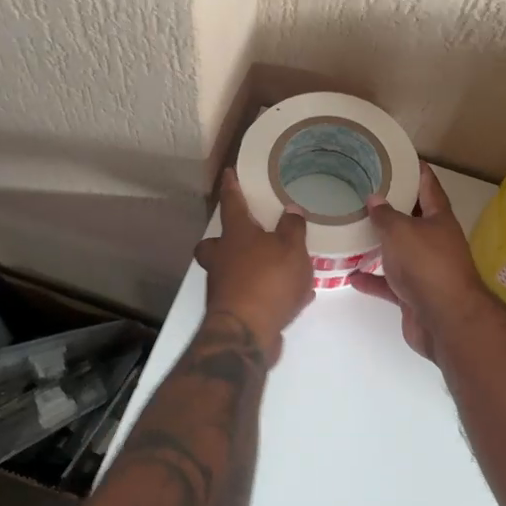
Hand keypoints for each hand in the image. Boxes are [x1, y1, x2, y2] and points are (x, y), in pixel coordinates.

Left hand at [195, 170, 312, 357]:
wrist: (247, 332)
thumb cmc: (268, 281)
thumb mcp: (292, 249)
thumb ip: (293, 228)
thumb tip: (291, 209)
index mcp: (235, 236)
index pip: (232, 203)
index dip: (232, 187)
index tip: (228, 173)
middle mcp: (222, 258)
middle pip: (213, 244)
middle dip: (223, 240)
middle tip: (243, 237)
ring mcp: (223, 286)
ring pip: (229, 270)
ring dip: (247, 267)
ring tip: (278, 269)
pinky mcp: (232, 311)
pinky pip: (248, 295)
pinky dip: (265, 293)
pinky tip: (291, 297)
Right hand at [349, 164, 498, 361]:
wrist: (444, 320)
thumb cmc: (426, 265)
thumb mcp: (401, 231)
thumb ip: (385, 215)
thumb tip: (374, 198)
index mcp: (439, 218)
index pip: (428, 185)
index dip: (415, 169)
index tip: (396, 157)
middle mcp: (435, 241)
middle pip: (412, 218)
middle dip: (391, 207)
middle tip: (363, 192)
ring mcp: (425, 269)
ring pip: (399, 252)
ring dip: (379, 244)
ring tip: (352, 230)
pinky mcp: (413, 295)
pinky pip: (389, 283)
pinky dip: (372, 279)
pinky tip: (350, 275)